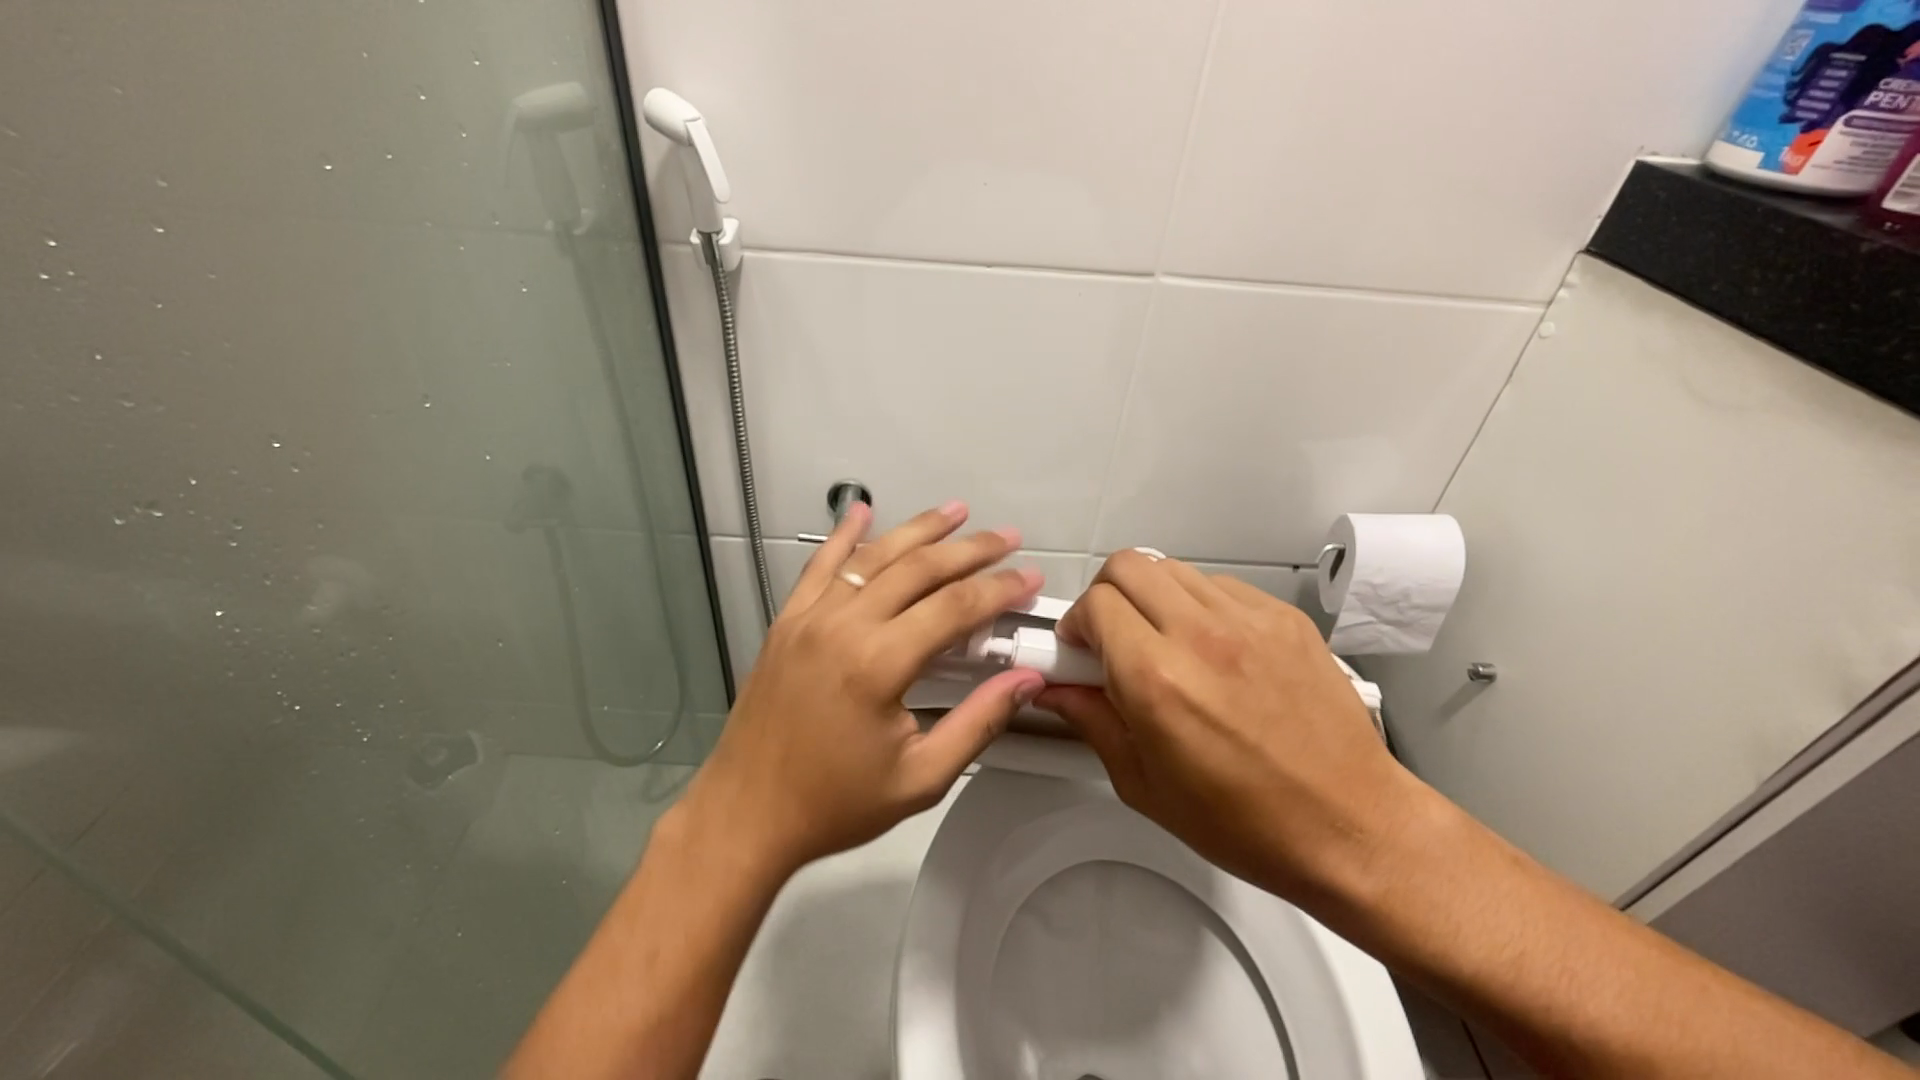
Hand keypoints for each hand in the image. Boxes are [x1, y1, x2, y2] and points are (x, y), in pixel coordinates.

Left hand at [679, 501, 1045, 874]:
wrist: (746, 815)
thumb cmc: (835, 805)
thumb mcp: (921, 778)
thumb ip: (978, 723)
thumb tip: (1026, 681)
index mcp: (878, 664)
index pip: (954, 607)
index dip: (998, 589)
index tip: (1030, 578)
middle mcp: (842, 627)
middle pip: (918, 569)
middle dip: (969, 549)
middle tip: (1007, 537)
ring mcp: (808, 620)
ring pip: (872, 558)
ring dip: (917, 530)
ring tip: (956, 511)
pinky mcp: (786, 624)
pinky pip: (819, 567)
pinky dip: (843, 536)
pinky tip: (860, 510)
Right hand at [1035, 549, 1421, 902]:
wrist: (1349, 826)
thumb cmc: (1250, 822)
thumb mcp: (1145, 785)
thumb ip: (1093, 723)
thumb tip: (1059, 691)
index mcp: (1158, 681)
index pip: (1095, 605)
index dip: (1076, 625)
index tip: (1079, 650)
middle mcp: (1202, 637)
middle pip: (1128, 566)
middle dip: (1105, 595)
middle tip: (1110, 636)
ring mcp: (1250, 622)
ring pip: (1174, 569)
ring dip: (1152, 596)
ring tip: (1160, 641)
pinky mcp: (1286, 620)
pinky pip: (1223, 586)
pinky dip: (1201, 604)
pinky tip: (1210, 647)